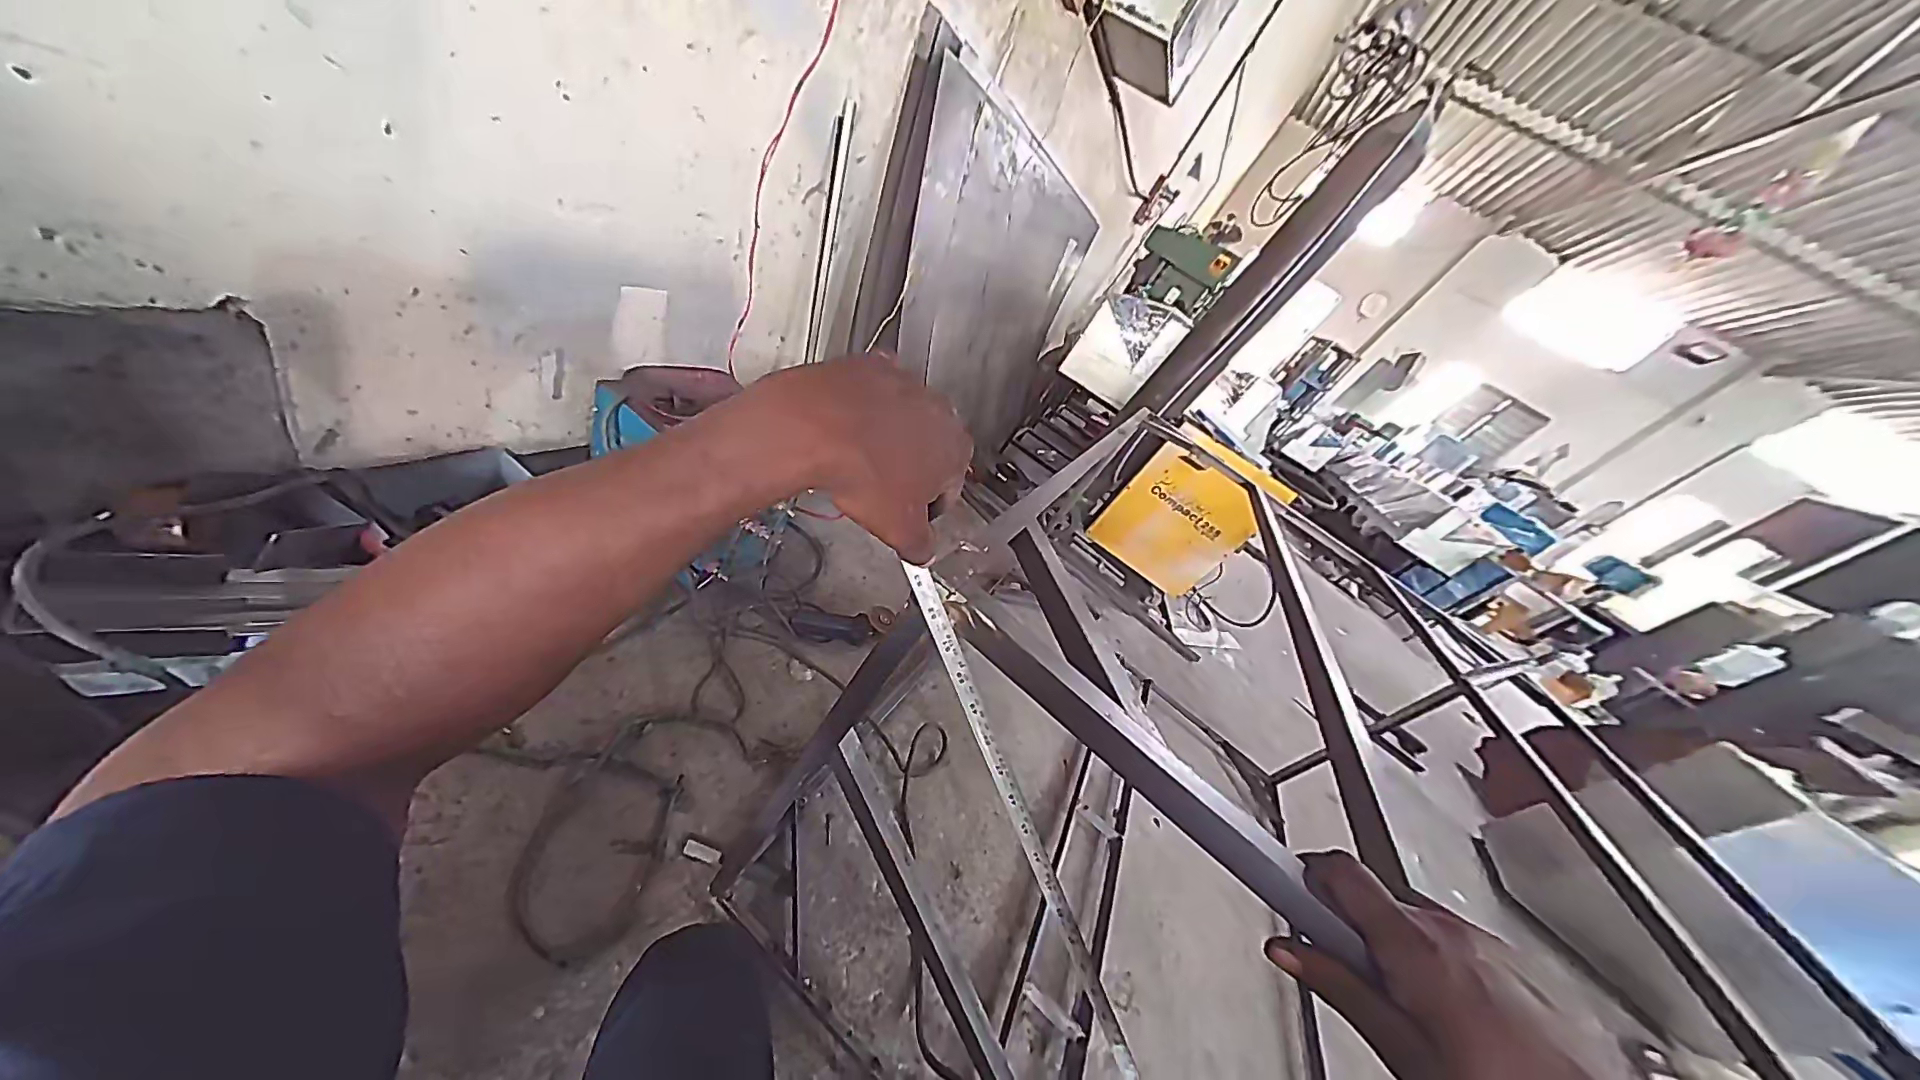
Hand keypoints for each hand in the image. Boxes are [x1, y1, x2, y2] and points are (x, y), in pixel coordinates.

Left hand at [736, 353, 971, 563]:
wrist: (812, 429)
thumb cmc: (860, 469)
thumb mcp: (899, 530)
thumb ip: (921, 545)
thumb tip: (922, 550)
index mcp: (957, 448)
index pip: (951, 487)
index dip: (928, 506)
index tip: (911, 514)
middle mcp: (939, 410)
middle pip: (929, 449)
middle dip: (910, 469)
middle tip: (882, 489)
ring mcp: (904, 384)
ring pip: (902, 420)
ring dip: (888, 438)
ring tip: (858, 461)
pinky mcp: (871, 368)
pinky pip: (871, 394)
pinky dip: (862, 409)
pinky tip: (845, 430)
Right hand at [1266, 851, 1624, 1079]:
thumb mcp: (1400, 1047)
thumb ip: (1338, 985)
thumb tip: (1288, 949)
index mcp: (1410, 943)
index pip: (1338, 872)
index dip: (1301, 869)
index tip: (1271, 866)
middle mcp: (1445, 926)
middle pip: (1370, 894)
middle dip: (1347, 921)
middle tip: (1344, 965)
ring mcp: (1480, 938)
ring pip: (1408, 916)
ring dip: (1389, 941)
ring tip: (1403, 1001)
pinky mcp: (1508, 953)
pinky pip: (1448, 934)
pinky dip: (1430, 954)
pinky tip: (1447, 1007)